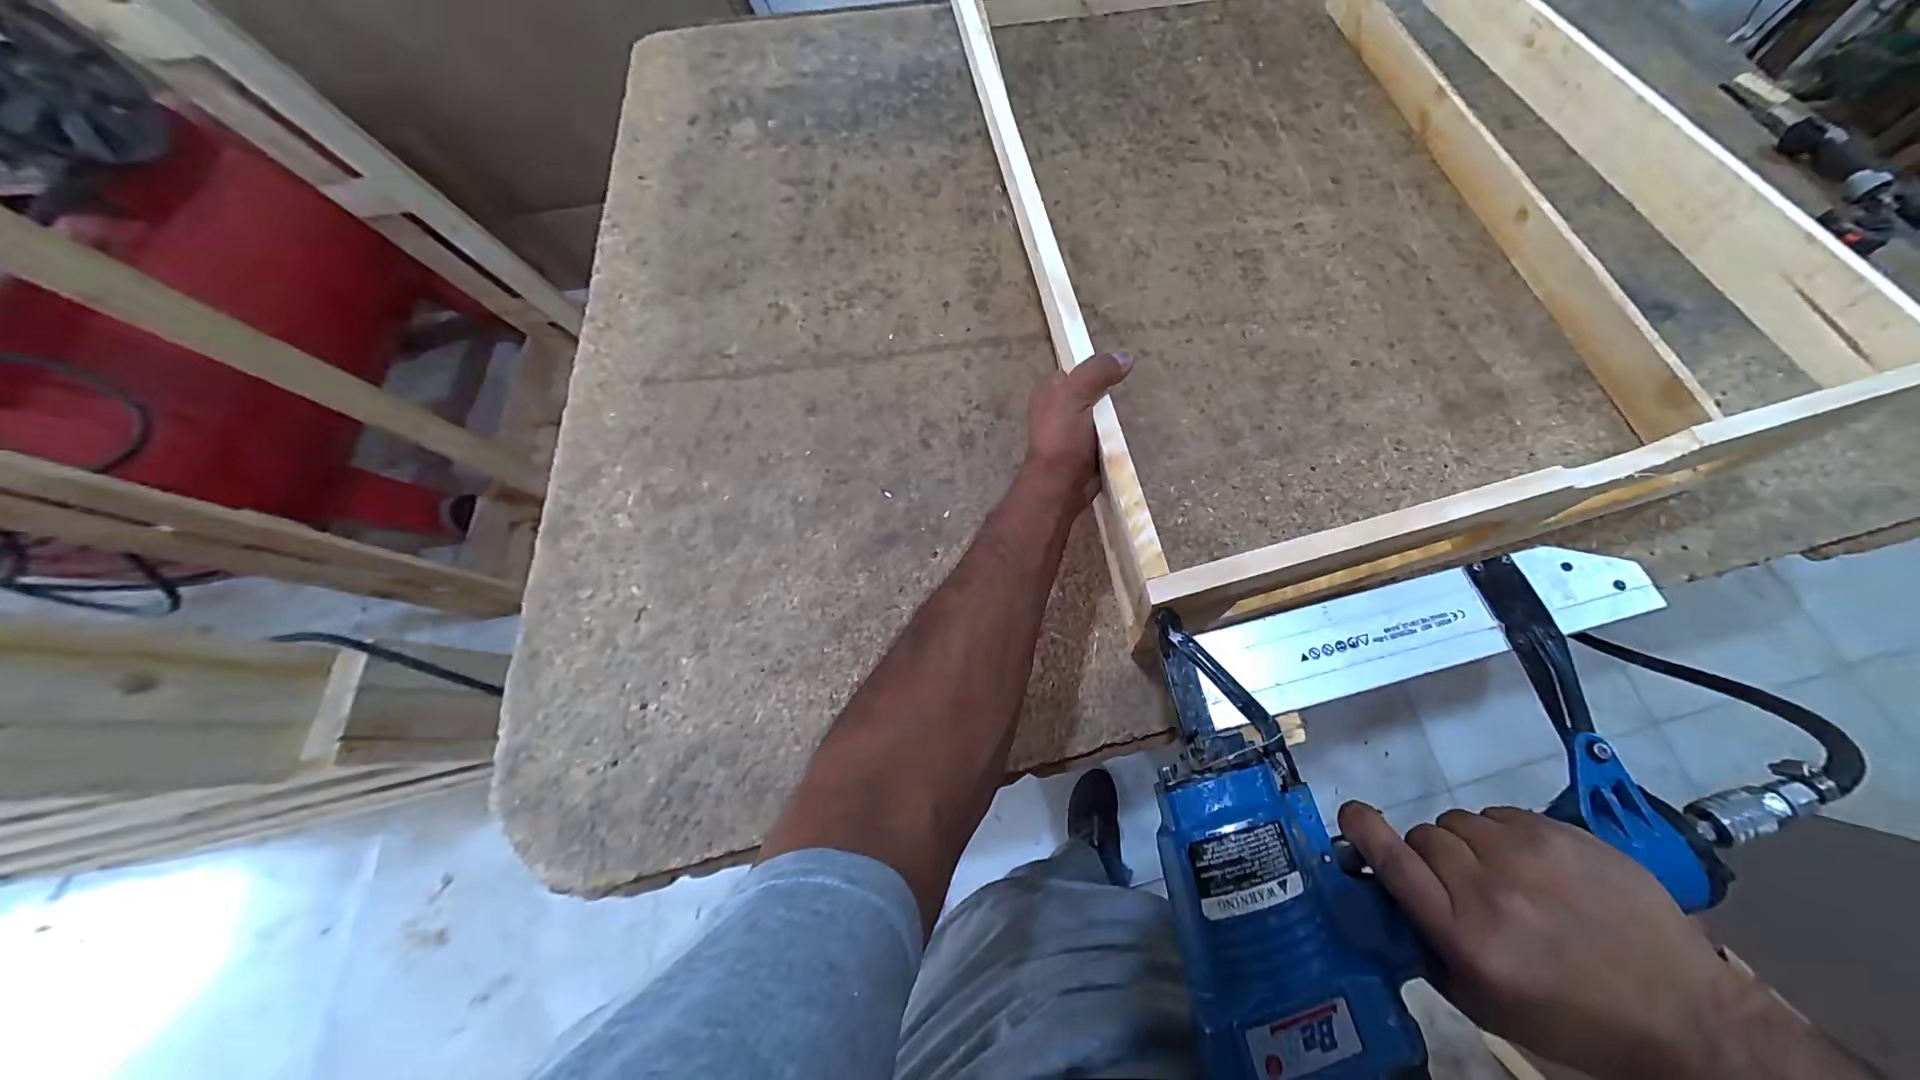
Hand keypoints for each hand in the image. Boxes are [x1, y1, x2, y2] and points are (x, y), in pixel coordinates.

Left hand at [1023, 351, 1131, 504]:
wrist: (1061, 484)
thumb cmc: (1063, 437)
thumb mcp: (1076, 394)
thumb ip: (1097, 372)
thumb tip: (1125, 358)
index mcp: (1048, 391)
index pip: (1075, 370)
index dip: (1094, 371)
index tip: (1114, 374)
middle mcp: (1056, 410)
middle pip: (1090, 393)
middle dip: (1107, 397)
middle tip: (1122, 400)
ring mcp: (1069, 432)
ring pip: (1099, 416)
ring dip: (1113, 419)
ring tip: (1124, 420)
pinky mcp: (1082, 452)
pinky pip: (1104, 437)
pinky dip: (1113, 438)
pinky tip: (1121, 438)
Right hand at [1339, 802, 1866, 1079]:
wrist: (1686, 1016)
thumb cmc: (1569, 1017)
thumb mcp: (1480, 998)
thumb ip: (1423, 941)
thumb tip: (1381, 892)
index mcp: (1464, 931)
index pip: (1391, 856)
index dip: (1362, 828)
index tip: (1352, 816)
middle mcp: (1489, 886)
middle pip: (1423, 835)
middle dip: (1429, 855)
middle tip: (1458, 885)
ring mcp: (1529, 854)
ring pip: (1459, 821)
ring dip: (1467, 844)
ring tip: (1502, 877)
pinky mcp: (1563, 836)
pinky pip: (1501, 814)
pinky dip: (1504, 836)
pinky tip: (1534, 868)